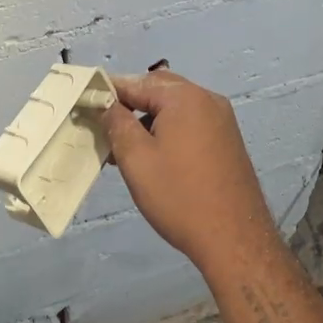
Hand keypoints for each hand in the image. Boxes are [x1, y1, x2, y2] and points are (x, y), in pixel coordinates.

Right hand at [104, 71, 276, 270]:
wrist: (235, 240)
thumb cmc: (180, 196)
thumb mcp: (136, 159)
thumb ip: (117, 123)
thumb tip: (108, 104)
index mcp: (184, 97)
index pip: (137, 82)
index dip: (109, 92)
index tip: (87, 105)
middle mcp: (207, 99)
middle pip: (159, 90)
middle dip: (131, 105)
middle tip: (106, 127)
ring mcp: (222, 120)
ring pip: (175, 108)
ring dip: (149, 120)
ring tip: (126, 148)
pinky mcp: (227, 141)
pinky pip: (190, 123)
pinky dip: (169, 131)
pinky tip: (154, 157)